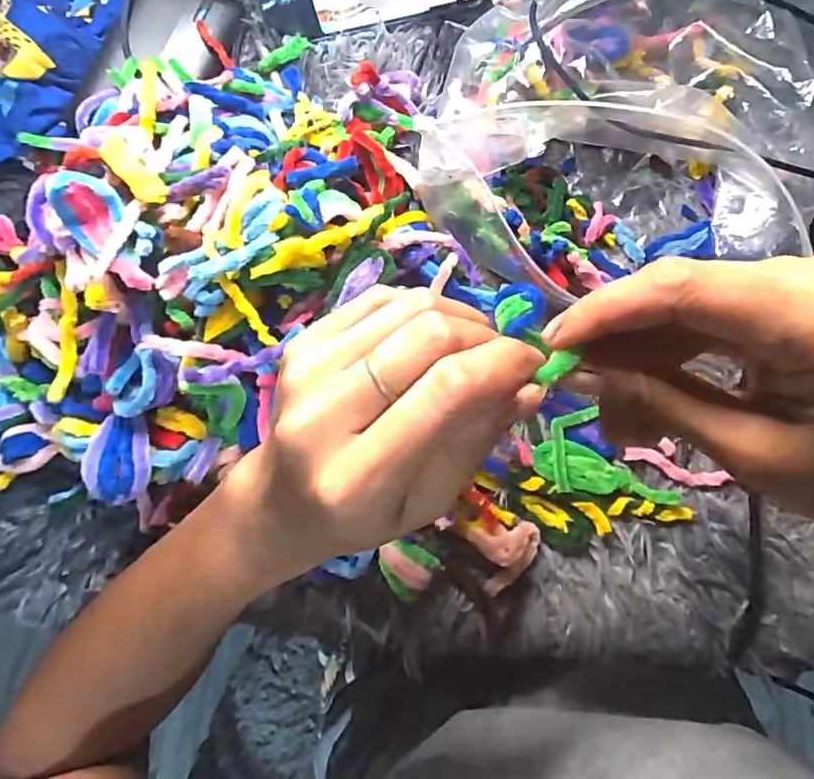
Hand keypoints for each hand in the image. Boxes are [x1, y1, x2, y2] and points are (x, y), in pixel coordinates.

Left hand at [217, 286, 546, 582]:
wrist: (280, 499)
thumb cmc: (362, 515)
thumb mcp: (428, 499)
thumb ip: (478, 438)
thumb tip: (530, 384)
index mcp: (357, 474)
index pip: (446, 389)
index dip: (501, 362)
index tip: (533, 363)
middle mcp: (323, 411)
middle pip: (427, 335)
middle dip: (484, 335)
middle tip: (507, 354)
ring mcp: (307, 365)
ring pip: (408, 306)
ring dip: (460, 316)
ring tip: (476, 343)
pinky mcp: (304, 338)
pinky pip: (383, 297)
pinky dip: (424, 307)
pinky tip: (435, 334)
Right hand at [543, 254, 813, 545]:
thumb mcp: (753, 456)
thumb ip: (664, 402)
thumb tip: (585, 371)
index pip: (687, 290)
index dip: (609, 309)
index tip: (554, 339)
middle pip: (683, 288)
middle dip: (618, 333)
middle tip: (570, 373)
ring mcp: (808, 273)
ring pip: (691, 296)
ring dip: (642, 343)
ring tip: (606, 393)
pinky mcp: (795, 284)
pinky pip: (714, 305)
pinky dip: (674, 340)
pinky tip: (643, 376)